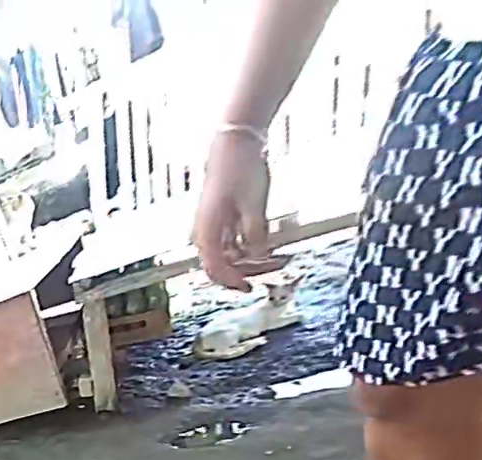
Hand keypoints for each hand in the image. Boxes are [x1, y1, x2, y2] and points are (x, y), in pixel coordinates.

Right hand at [194, 130, 286, 289]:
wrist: (232, 150)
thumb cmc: (240, 173)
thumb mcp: (253, 203)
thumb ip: (254, 232)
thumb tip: (258, 256)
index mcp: (206, 234)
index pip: (214, 267)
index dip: (231, 280)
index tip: (249, 288)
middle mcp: (204, 236)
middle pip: (219, 265)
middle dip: (244, 271)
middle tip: (274, 270)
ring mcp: (212, 229)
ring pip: (226, 256)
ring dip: (248, 261)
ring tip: (276, 259)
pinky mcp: (221, 222)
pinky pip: (231, 244)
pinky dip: (247, 249)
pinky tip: (265, 248)